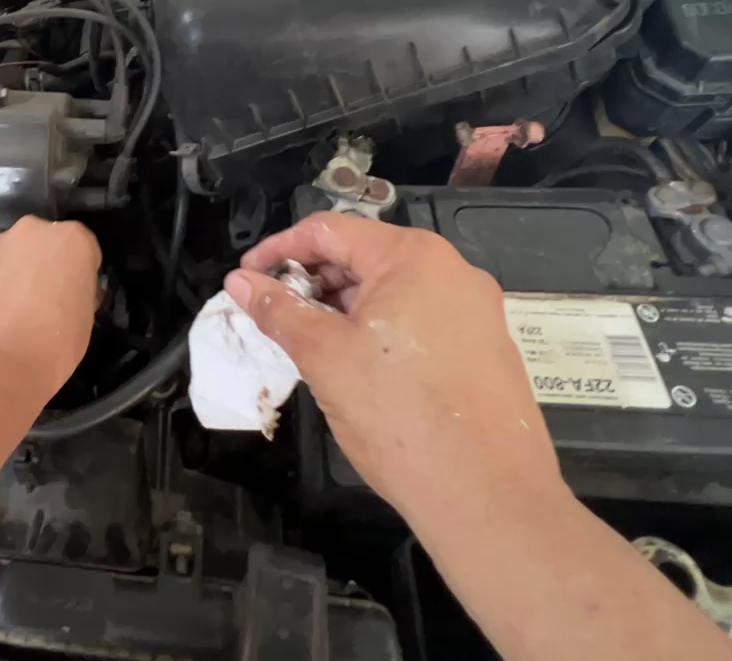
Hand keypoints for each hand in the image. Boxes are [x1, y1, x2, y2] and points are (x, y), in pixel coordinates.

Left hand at [0, 217, 100, 396]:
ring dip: (21, 273)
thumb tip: (67, 292)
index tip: (77, 295)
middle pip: (48, 245)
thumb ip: (79, 290)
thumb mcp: (86, 316)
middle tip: (49, 301)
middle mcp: (35, 231)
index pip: (86, 249)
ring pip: (18, 255)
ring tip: (18, 311)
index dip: (82, 275)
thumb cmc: (54, 342)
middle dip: (49, 266)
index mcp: (73, 239)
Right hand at [224, 213, 561, 519]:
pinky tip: (353, 365)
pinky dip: (374, 329)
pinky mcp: (481, 346)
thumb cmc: (403, 417)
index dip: (277, 250)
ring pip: (387, 290)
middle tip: (274, 315)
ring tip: (308, 344)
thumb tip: (240, 282)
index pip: (327, 231)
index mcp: (413, 257)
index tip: (247, 277)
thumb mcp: (323, 356)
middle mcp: (450, 271)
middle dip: (310, 282)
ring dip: (339, 308)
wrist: (491, 501)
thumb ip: (277, 310)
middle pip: (360, 256)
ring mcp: (473, 310)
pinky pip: (414, 318)